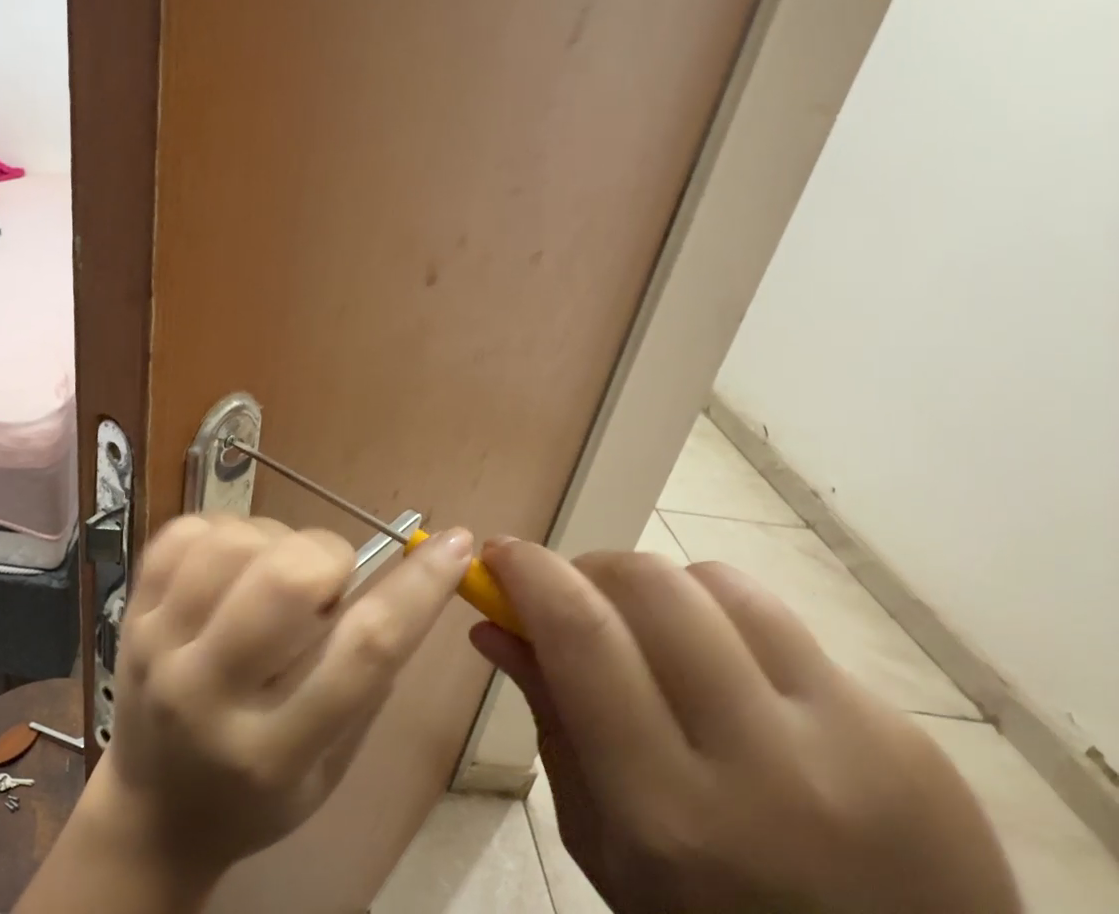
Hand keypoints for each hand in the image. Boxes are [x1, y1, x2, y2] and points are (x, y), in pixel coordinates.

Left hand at [104, 516, 474, 874]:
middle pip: (284, 581)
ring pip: (231, 544)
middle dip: (330, 557)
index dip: (418, 588)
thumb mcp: (327, 772)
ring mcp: (157, 646)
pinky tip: (237, 560)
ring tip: (278, 572)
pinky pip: (182, 534)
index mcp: (273, 751)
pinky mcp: (129, 614)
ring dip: (276, 540)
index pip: (361, 651)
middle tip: (331, 581)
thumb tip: (402, 589)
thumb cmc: (255, 798)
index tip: (456, 545)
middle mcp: (207, 693)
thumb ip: (364, 686)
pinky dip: (226, 530)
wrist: (154, 812)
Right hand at [469, 538, 1020, 913]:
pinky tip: (728, 684)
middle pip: (656, 588)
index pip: (584, 637)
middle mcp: (764, 762)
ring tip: (649, 633)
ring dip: (662, 590)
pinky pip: (790, 634)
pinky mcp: (907, 730)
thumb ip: (553, 727)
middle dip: (592, 568)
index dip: (531, 573)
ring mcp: (852, 739)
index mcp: (668, 811)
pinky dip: (728, 632)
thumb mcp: (604, 848)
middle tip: (571, 597)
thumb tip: (495, 625)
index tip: (500, 554)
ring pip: (726, 587)